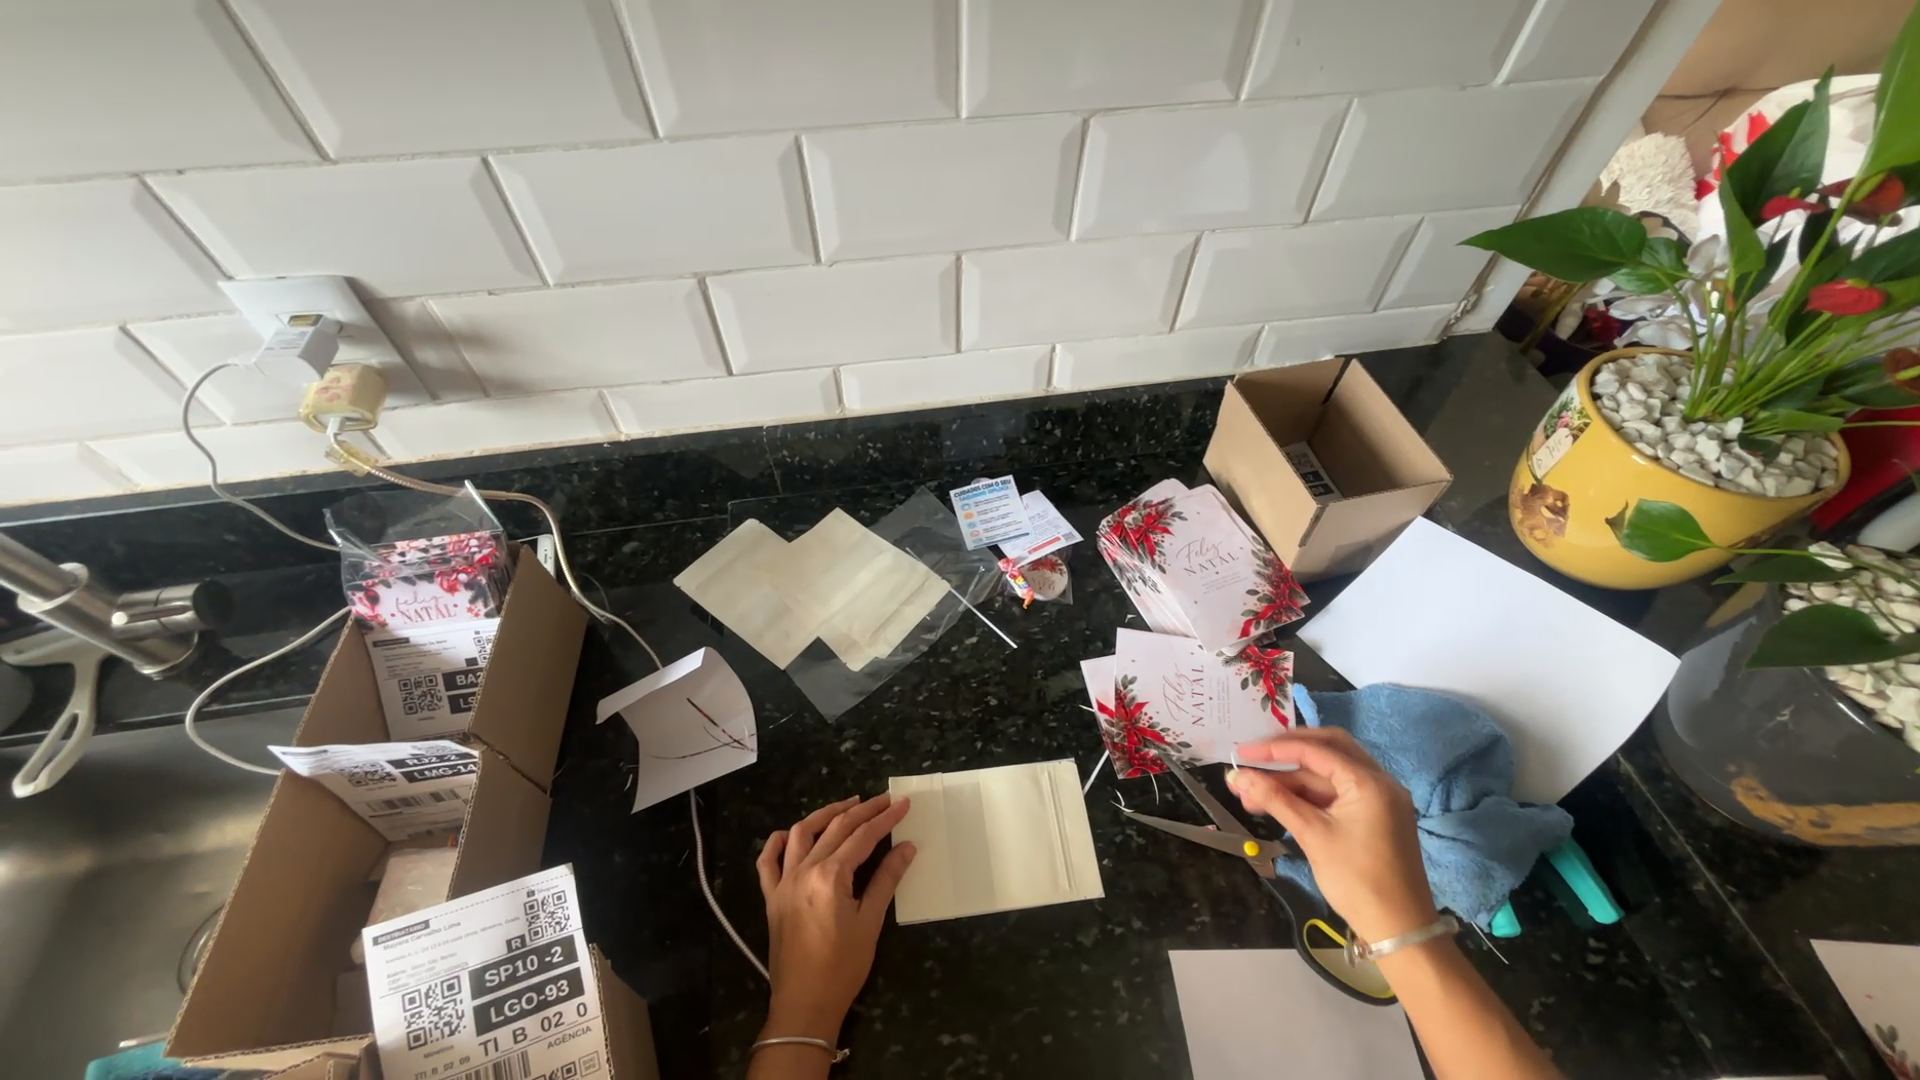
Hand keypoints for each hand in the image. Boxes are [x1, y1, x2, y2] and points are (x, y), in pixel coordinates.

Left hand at [755, 794, 916, 1039]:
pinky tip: (790, 833)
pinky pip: (767, 861)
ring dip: (825, 814)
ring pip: (801, 833)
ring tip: (848, 805)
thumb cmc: (842, 967)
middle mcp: (804, 870)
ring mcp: (783, 882)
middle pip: (836, 828)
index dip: (885, 818)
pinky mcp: (771, 897)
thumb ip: (887, 879)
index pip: (863, 836)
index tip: (903, 804)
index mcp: (830, 876)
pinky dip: (777, 841)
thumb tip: (907, 847)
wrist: (804, 1005)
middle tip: (884, 799)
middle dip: (863, 810)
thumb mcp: (870, 922)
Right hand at [1228, 729, 1437, 943]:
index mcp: (1369, 782)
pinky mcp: (1373, 816)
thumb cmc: (1357, 880)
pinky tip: (1278, 803)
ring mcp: (1378, 799)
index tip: (1241, 754)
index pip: (1316, 751)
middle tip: (1253, 759)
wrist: (1399, 931)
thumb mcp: (1312, 835)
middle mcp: (1378, 782)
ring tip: (1253, 793)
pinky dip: (1307, 794)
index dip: (1274, 749)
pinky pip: (1336, 793)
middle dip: (1287, 751)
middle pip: (1328, 749)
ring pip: (1328, 774)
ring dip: (1292, 779)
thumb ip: (1274, 799)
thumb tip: (1235, 777)